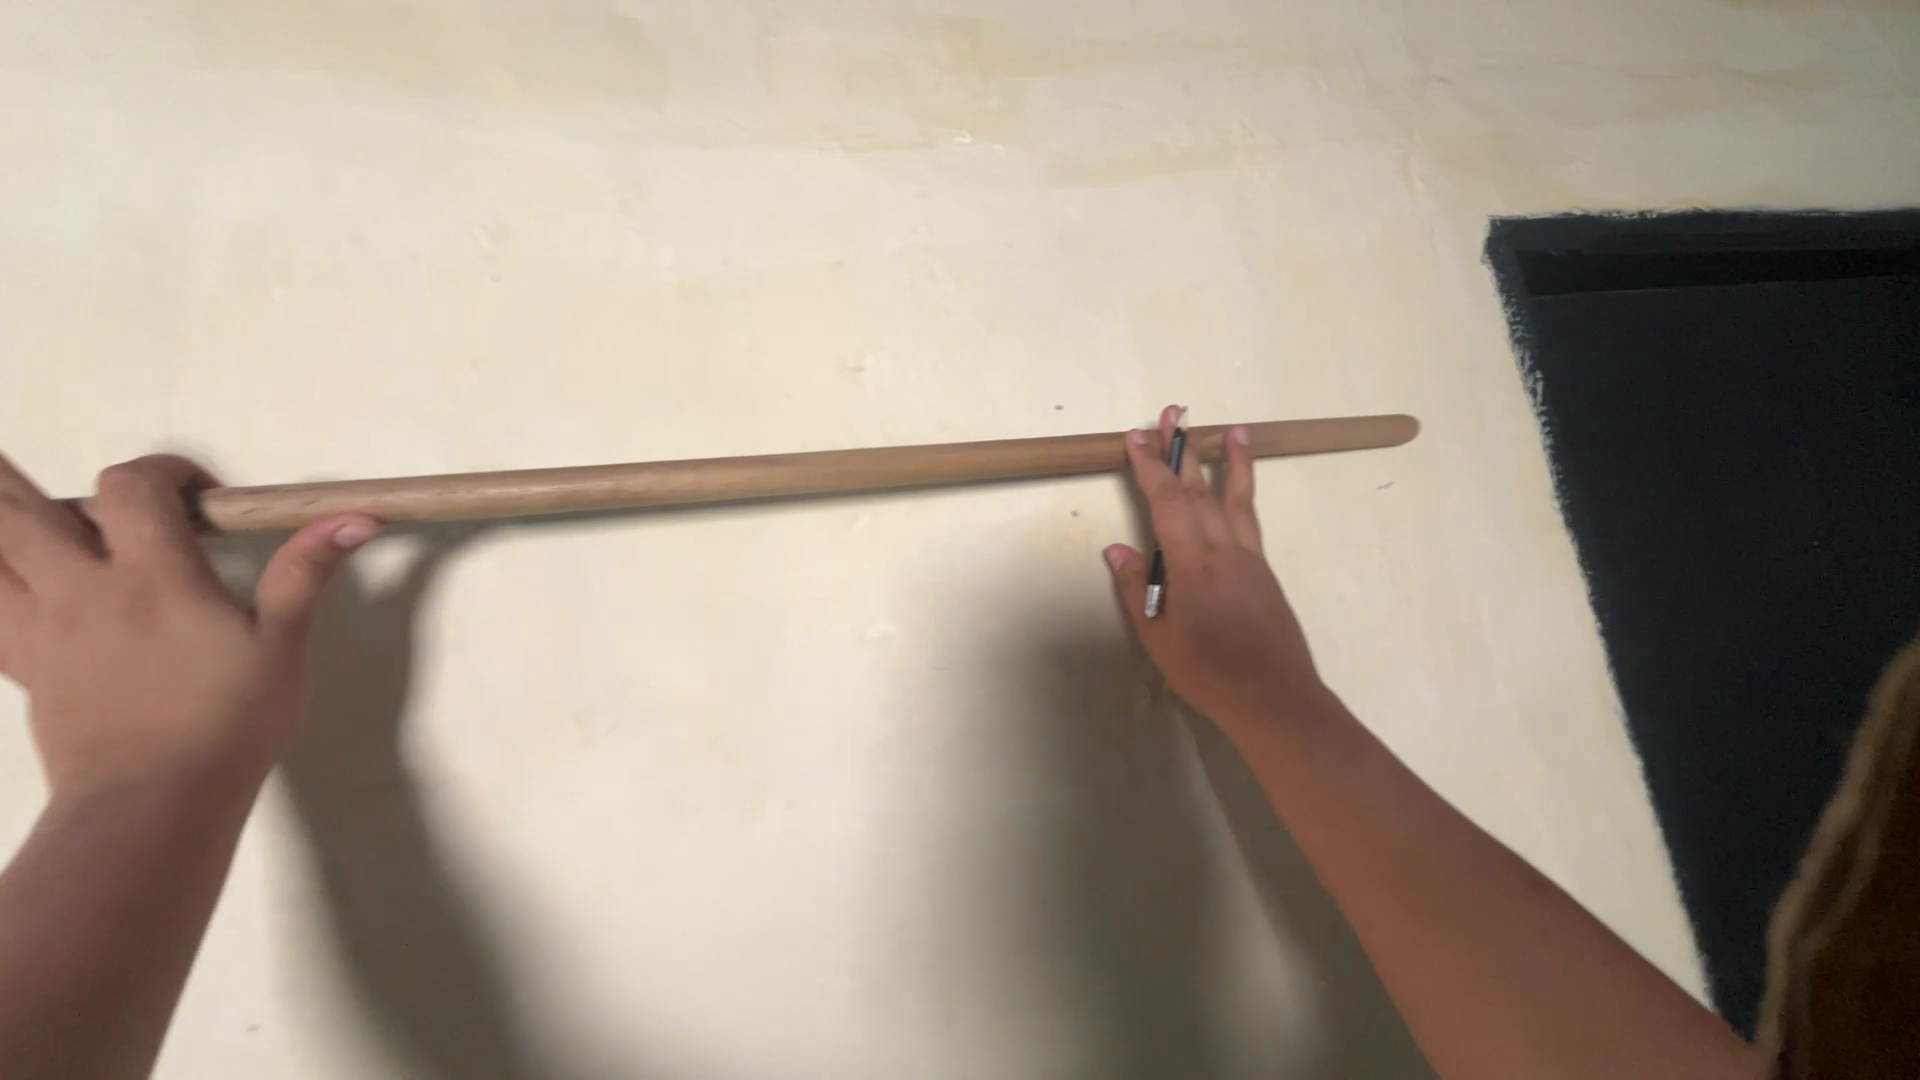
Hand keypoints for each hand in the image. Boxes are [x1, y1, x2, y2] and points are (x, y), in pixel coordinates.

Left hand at [0, 454, 378, 802]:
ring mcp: (37, 627)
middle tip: (14, 460)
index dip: (165, 472)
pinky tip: (1, 578)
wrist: (156, 795)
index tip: (201, 495)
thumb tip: (354, 518)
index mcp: (153, 578)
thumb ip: (306, 571)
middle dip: (9, 476)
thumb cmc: (233, 715)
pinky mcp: (19, 661)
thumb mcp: (284, 642)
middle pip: (14, 510)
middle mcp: (80, 589)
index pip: (133, 489)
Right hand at [1104, 406, 1331, 740]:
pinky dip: (1243, 493)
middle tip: (1172, 413)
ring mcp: (1249, 558)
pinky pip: (1250, 518)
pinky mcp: (1263, 571)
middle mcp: (1225, 549)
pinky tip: (1238, 489)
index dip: (1149, 467)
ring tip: (1231, 429)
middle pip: (1199, 490)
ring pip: (1236, 497)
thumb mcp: (1160, 638)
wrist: (1275, 699)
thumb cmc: (1209, 673)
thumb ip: (1138, 589)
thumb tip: (1117, 549)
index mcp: (1193, 563)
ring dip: (1228, 461)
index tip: (1135, 437)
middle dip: (1181, 450)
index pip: (1166, 502)